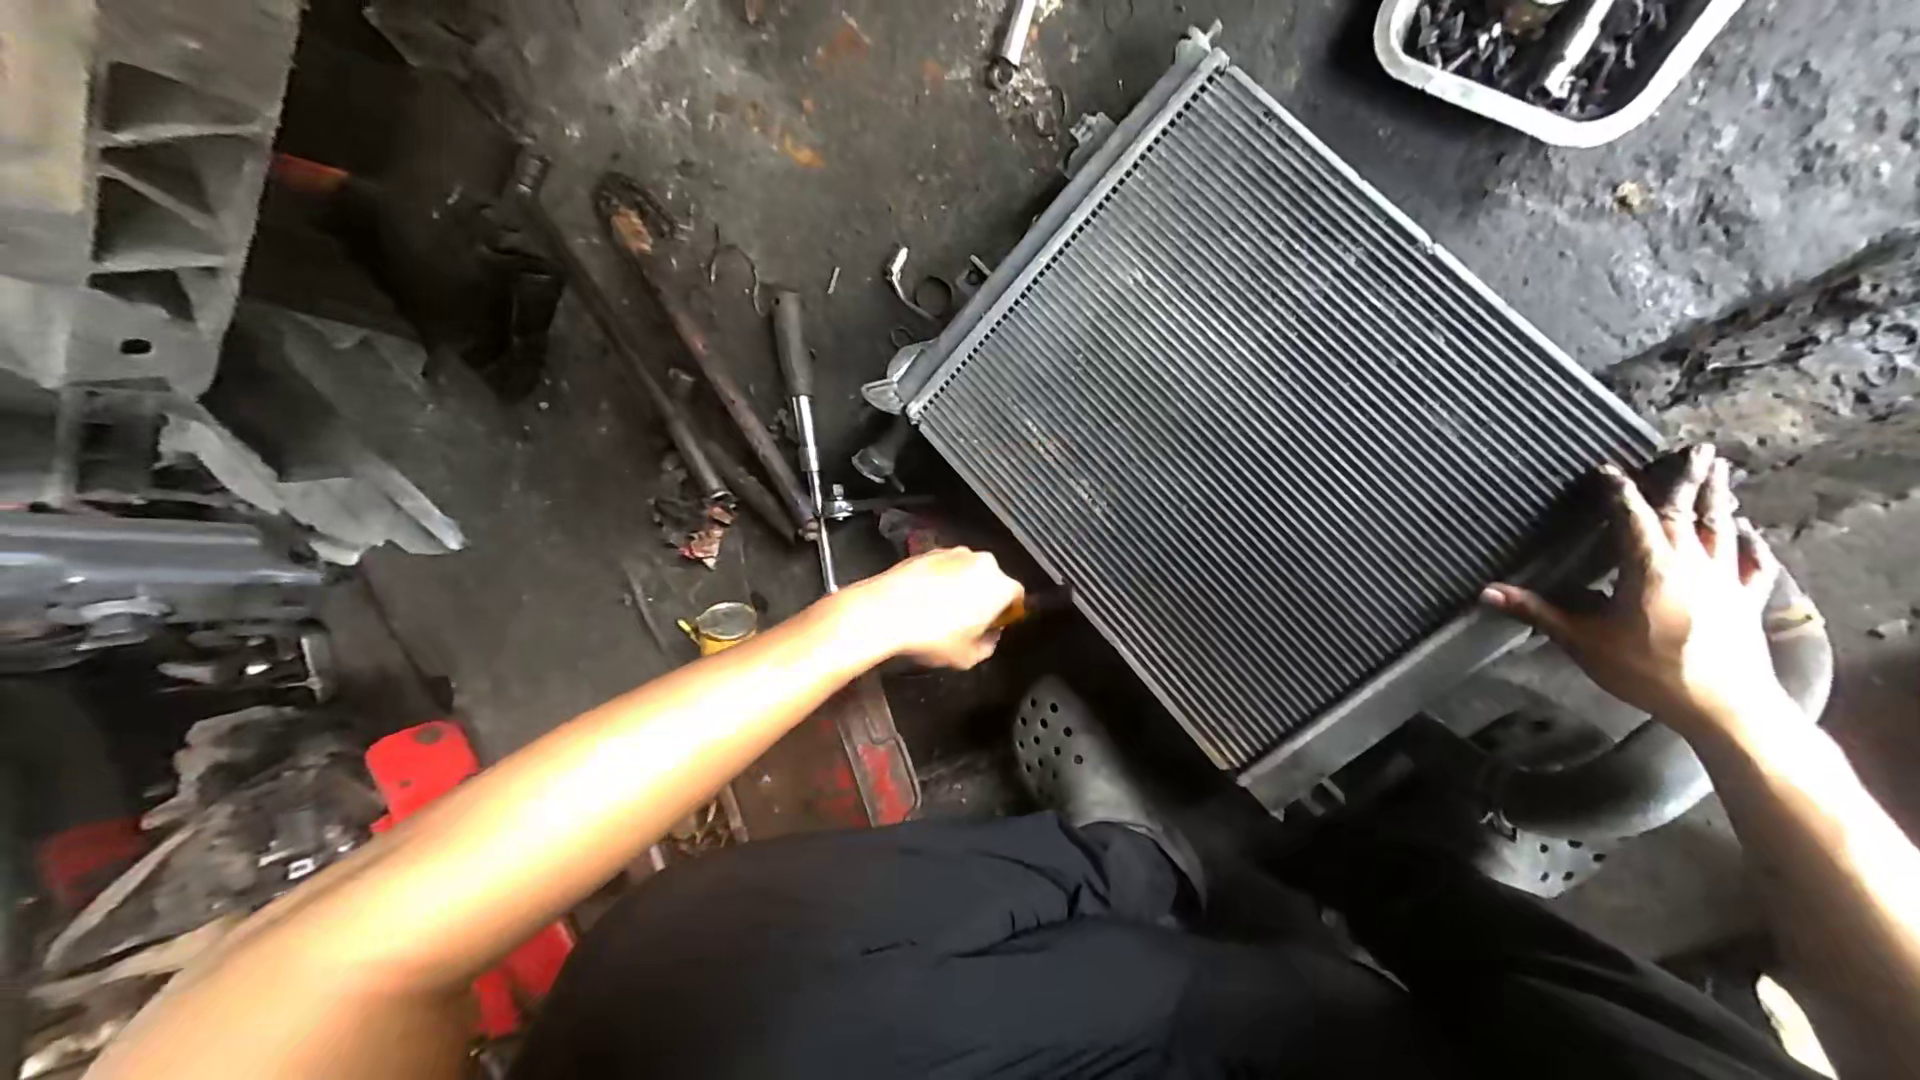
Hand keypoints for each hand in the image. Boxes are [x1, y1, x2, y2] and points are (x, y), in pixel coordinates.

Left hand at [834, 547, 1023, 669]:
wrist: (884, 611)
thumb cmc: (928, 632)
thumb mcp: (968, 656)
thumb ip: (988, 646)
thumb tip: (988, 640)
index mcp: (1000, 585)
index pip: (1017, 597)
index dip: (1009, 614)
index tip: (998, 625)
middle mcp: (980, 562)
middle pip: (992, 581)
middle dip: (984, 600)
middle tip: (970, 623)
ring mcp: (953, 553)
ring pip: (967, 572)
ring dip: (961, 589)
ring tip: (943, 615)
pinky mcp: (928, 552)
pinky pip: (944, 568)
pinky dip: (939, 582)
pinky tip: (926, 603)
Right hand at [1482, 444, 1787, 737]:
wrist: (1726, 707)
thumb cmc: (1647, 669)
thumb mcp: (1581, 640)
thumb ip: (1536, 611)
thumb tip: (1486, 592)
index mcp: (1649, 568)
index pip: (1630, 517)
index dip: (1617, 490)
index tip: (1606, 467)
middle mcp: (1691, 564)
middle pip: (1685, 513)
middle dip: (1685, 479)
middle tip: (1694, 449)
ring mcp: (1724, 581)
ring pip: (1721, 529)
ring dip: (1719, 498)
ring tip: (1720, 472)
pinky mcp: (1745, 601)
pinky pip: (1751, 563)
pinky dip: (1749, 542)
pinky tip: (1747, 529)